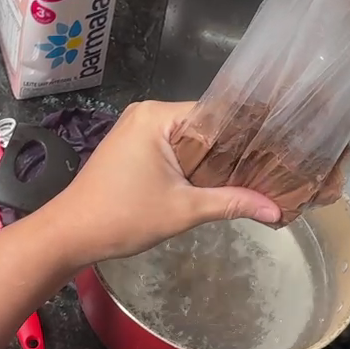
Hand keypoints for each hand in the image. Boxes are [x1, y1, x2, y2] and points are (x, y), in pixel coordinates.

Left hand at [32, 101, 279, 265]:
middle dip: (233, 150)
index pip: (217, 114)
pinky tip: (217, 182)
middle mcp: (147, 114)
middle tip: (272, 168)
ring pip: (189, 141)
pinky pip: (172, 150)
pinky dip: (192, 166)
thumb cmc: (123, 216)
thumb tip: (277, 211)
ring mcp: (136, 130)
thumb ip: (231, 203)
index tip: (278, 150)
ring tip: (253, 177)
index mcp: (157, 116)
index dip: (248, 133)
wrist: (70, 234)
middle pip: (204, 126)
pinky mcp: (132, 149)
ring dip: (213, 161)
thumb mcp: (183, 210)